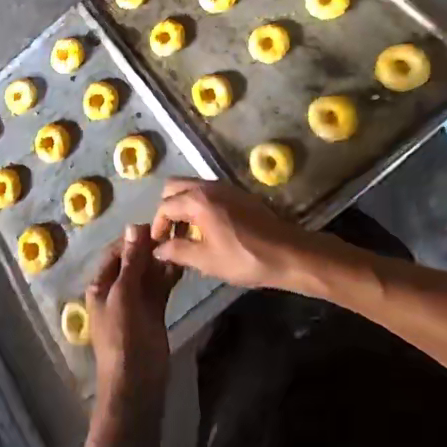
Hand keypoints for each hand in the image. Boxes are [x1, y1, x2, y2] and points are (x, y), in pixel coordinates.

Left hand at [86, 225, 182, 400]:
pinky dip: (170, 275)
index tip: (155, 225)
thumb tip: (133, 226)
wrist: (136, 381)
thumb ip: (131, 262)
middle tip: (173, 229)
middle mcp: (117, 289)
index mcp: (101, 284)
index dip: (133, 238)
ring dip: (162, 259)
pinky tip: (183, 261)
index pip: (116, 252)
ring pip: (149, 273)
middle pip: (134, 261)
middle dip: (150, 247)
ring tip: (181, 240)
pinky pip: (161, 287)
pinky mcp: (154, 310)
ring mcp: (137, 300)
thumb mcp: (123, 295)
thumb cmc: (122, 336)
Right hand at [151, 178, 317, 289]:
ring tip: (187, 234)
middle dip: (166, 208)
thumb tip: (158, 249)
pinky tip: (207, 229)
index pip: (164, 206)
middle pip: (174, 187)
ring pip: (192, 187)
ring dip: (183, 205)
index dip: (157, 226)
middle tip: (170, 234)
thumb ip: (178, 251)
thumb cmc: (245, 258)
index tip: (157, 244)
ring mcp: (225, 187)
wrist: (289, 253)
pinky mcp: (237, 193)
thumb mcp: (207, 260)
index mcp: (197, 200)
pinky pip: (208, 192)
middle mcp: (208, 186)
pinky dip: (199, 205)